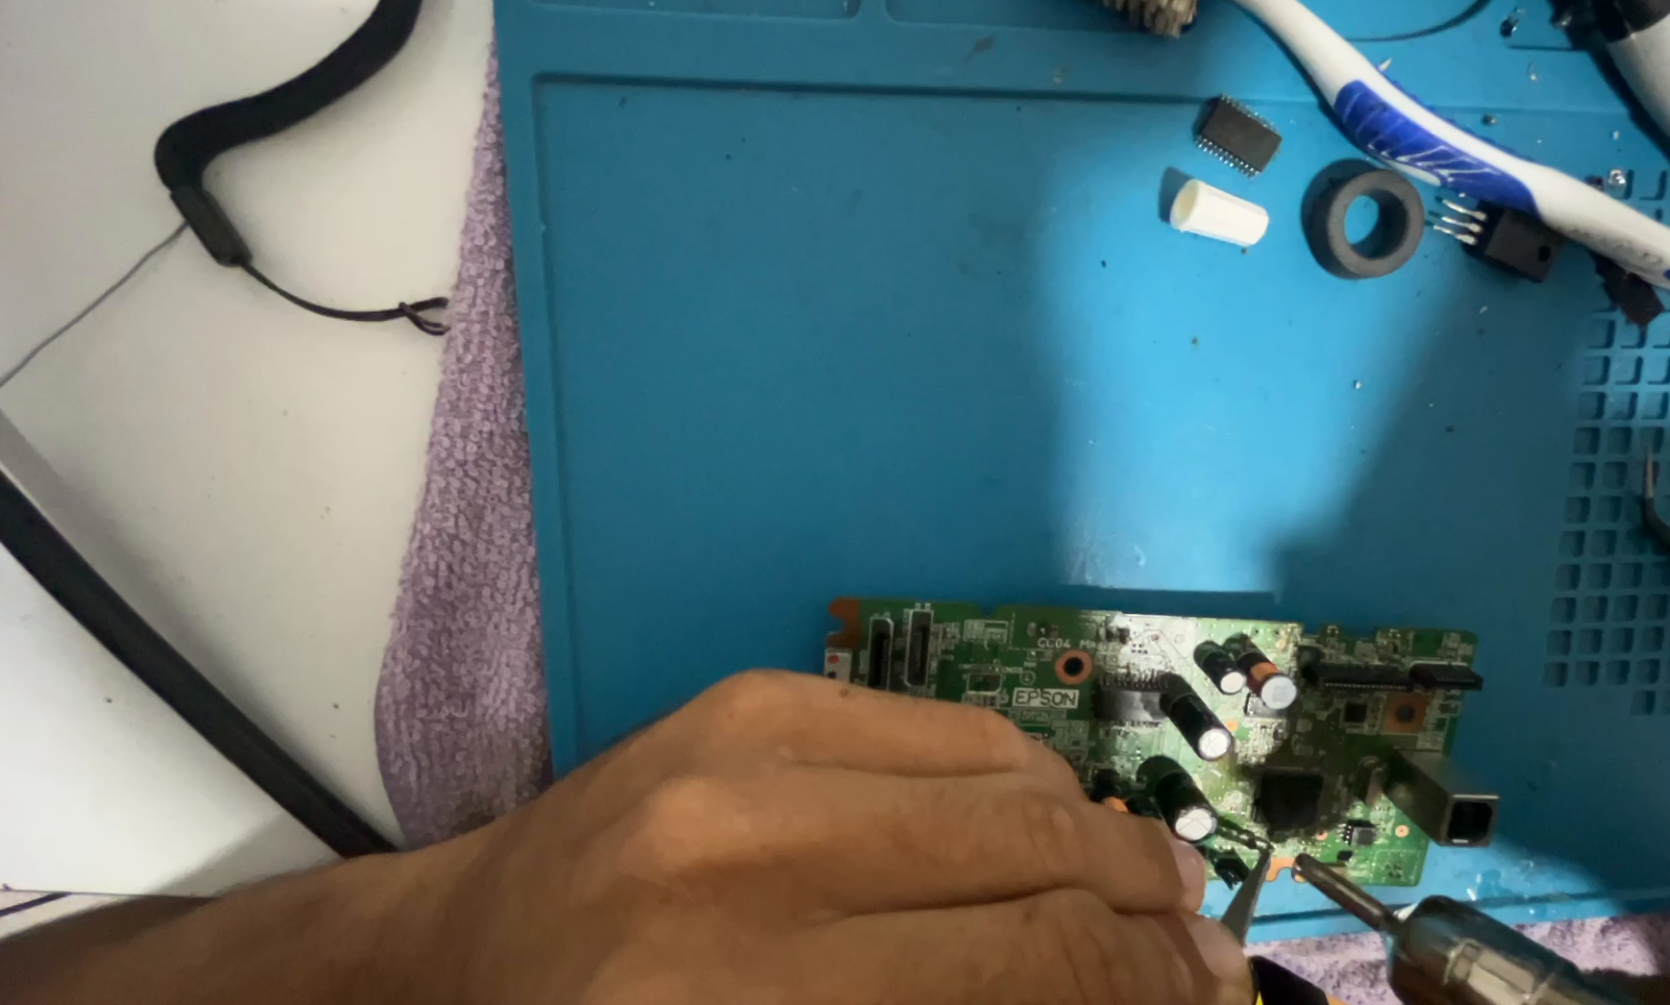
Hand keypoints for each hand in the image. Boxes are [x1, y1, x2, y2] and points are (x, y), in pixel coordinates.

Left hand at [424, 670, 1252, 1004]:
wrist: (465, 952)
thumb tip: (1102, 982)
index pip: (1019, 965)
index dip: (1136, 977)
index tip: (1204, 990)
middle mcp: (753, 861)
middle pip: (1019, 850)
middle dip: (1136, 891)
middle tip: (1196, 923)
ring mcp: (749, 750)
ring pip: (992, 764)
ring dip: (1084, 816)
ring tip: (1130, 861)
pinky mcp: (751, 694)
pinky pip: (929, 720)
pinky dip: (1005, 766)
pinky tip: (1030, 802)